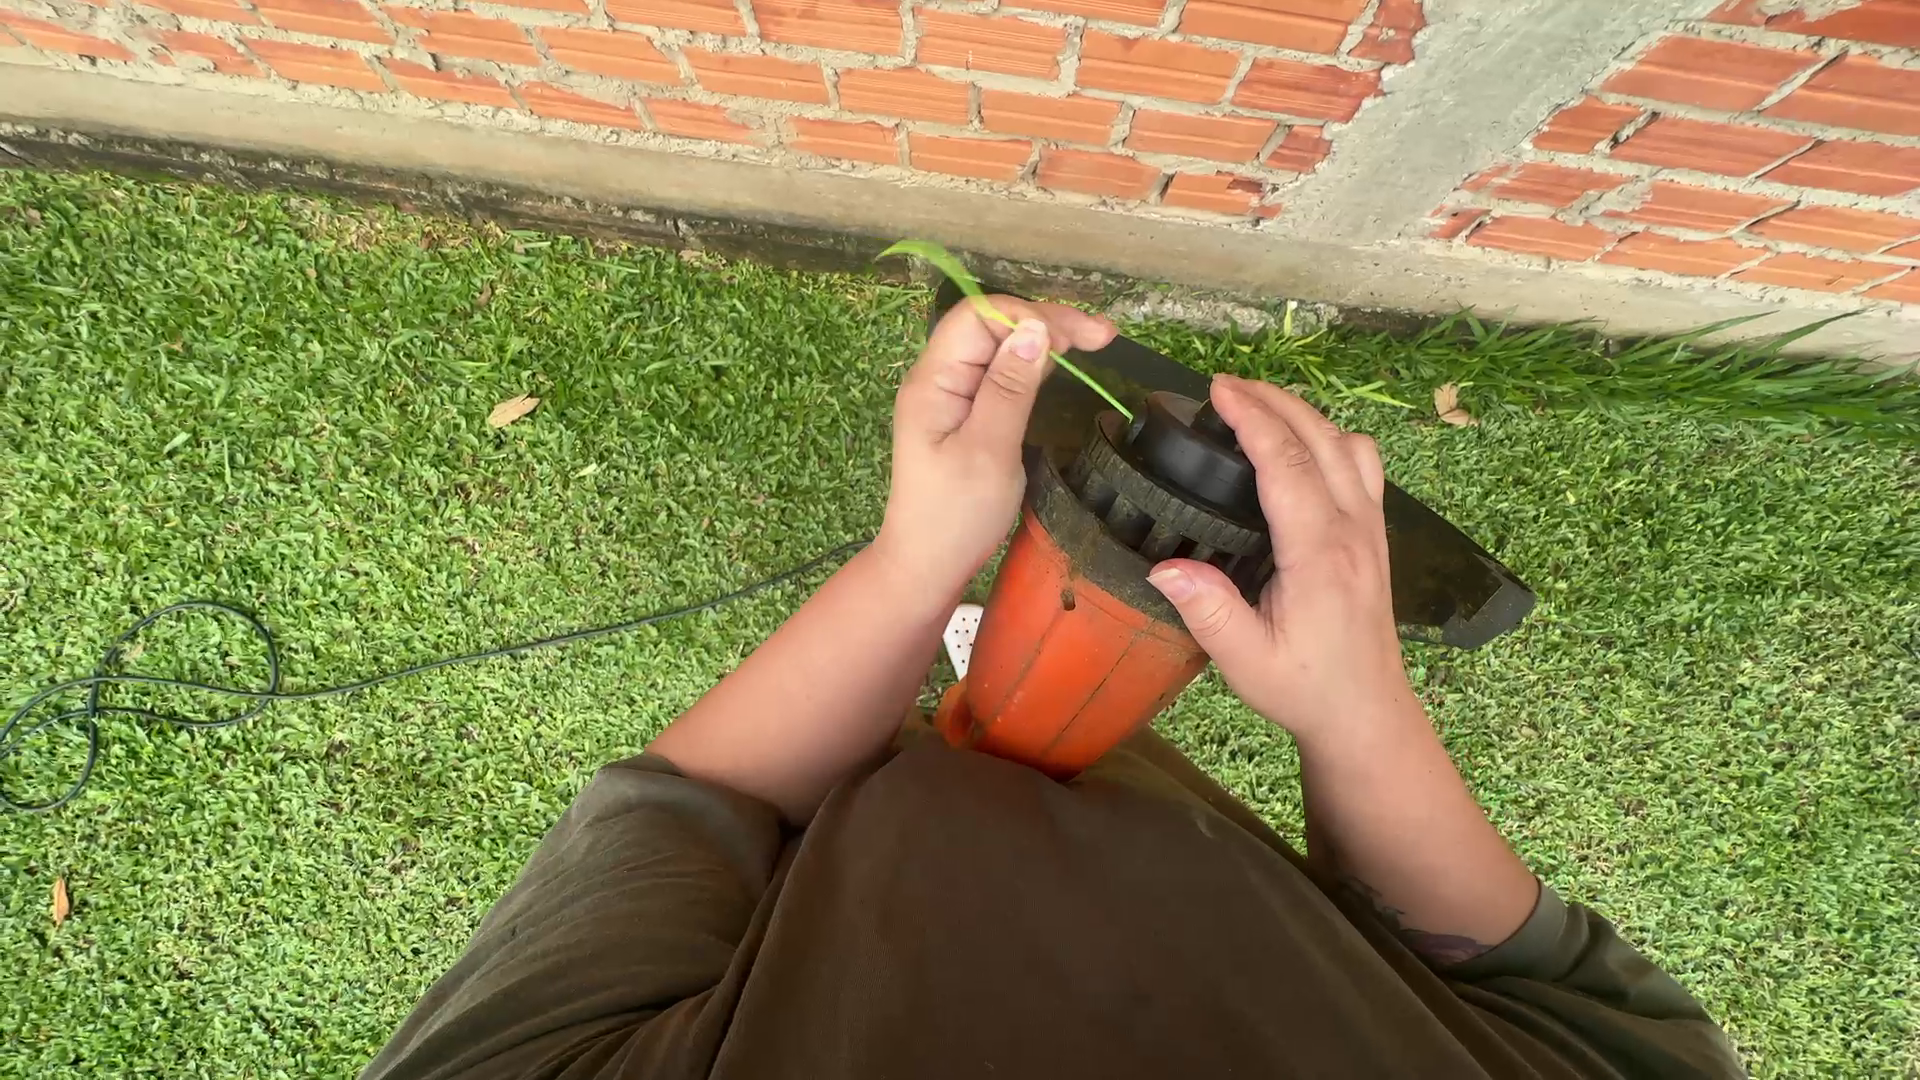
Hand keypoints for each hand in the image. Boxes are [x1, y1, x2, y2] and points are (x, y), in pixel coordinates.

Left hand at [876, 295, 1116, 595]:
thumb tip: (1037, 329)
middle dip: (1045, 322)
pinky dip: (1032, 366)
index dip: (1030, 315)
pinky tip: (1060, 366)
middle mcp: (939, 378)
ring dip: (1044, 340)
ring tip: (1093, 342)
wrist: (928, 564)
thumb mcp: (988, 450)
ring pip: (998, 348)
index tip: (1080, 337)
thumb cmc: (956, 515)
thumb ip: (1010, 388)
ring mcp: (952, 397)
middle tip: (1103, 336)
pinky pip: (999, 375)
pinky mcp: (966, 416)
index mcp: (933, 380)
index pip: (978, 316)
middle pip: (990, 326)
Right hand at [1145, 375, 1418, 745]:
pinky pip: (1362, 463)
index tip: (1217, 390)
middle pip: (1322, 438)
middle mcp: (1354, 529)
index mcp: (1320, 554)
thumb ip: (1208, 611)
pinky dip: (1328, 436)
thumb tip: (1162, 567)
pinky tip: (1300, 445)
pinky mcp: (1375, 534)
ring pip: (1349, 444)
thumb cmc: (1303, 687)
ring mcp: (1372, 528)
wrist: (1366, 712)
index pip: (1289, 464)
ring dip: (1304, 413)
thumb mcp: (1246, 660)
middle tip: (1225, 385)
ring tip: (1258, 405)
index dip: (1253, 419)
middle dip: (1274, 401)